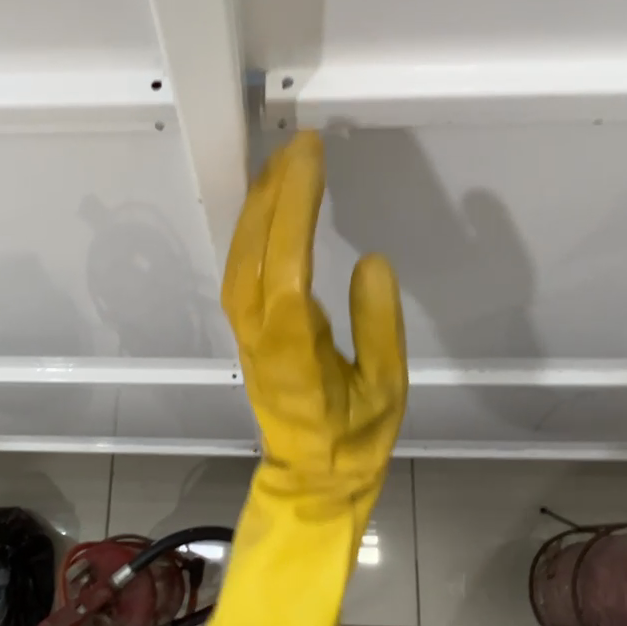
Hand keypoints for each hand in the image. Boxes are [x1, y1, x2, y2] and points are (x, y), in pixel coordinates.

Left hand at [205, 131, 407, 625]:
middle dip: (273, 192)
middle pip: (254, 252)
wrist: (311, 480)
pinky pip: (242, 270)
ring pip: (240, 257)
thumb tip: (370, 261)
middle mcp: (260, 336)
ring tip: (285, 162)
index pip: (286, 268)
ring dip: (258, 206)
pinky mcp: (246, 330)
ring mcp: (246, 332)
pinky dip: (253, 231)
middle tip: (300, 145)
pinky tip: (269, 206)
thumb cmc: (354, 441)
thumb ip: (378, 325)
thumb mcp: (386, 389)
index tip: (310, 158)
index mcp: (295, 353)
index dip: (294, 209)